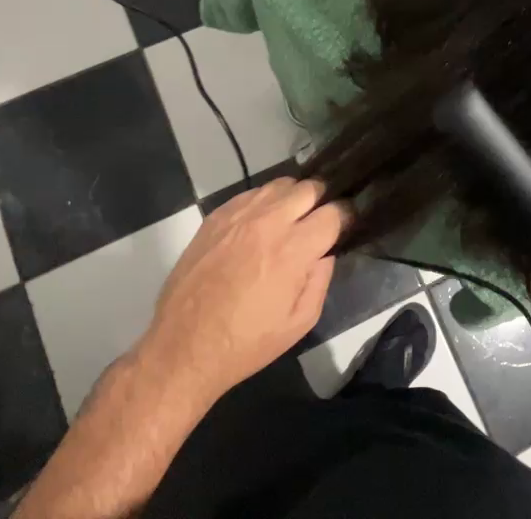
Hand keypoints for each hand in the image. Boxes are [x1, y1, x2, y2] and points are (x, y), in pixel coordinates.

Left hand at [136, 178, 345, 403]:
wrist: (184, 346)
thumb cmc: (246, 342)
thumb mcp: (299, 323)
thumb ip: (321, 280)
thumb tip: (326, 252)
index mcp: (293, 249)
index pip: (334, 212)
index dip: (346, 217)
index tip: (346, 226)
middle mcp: (268, 222)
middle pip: (310, 188)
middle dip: (323, 200)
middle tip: (319, 222)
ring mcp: (239, 214)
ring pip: (280, 184)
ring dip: (293, 197)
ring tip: (291, 220)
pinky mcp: (216, 216)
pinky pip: (251, 193)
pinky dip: (264, 202)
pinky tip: (261, 224)